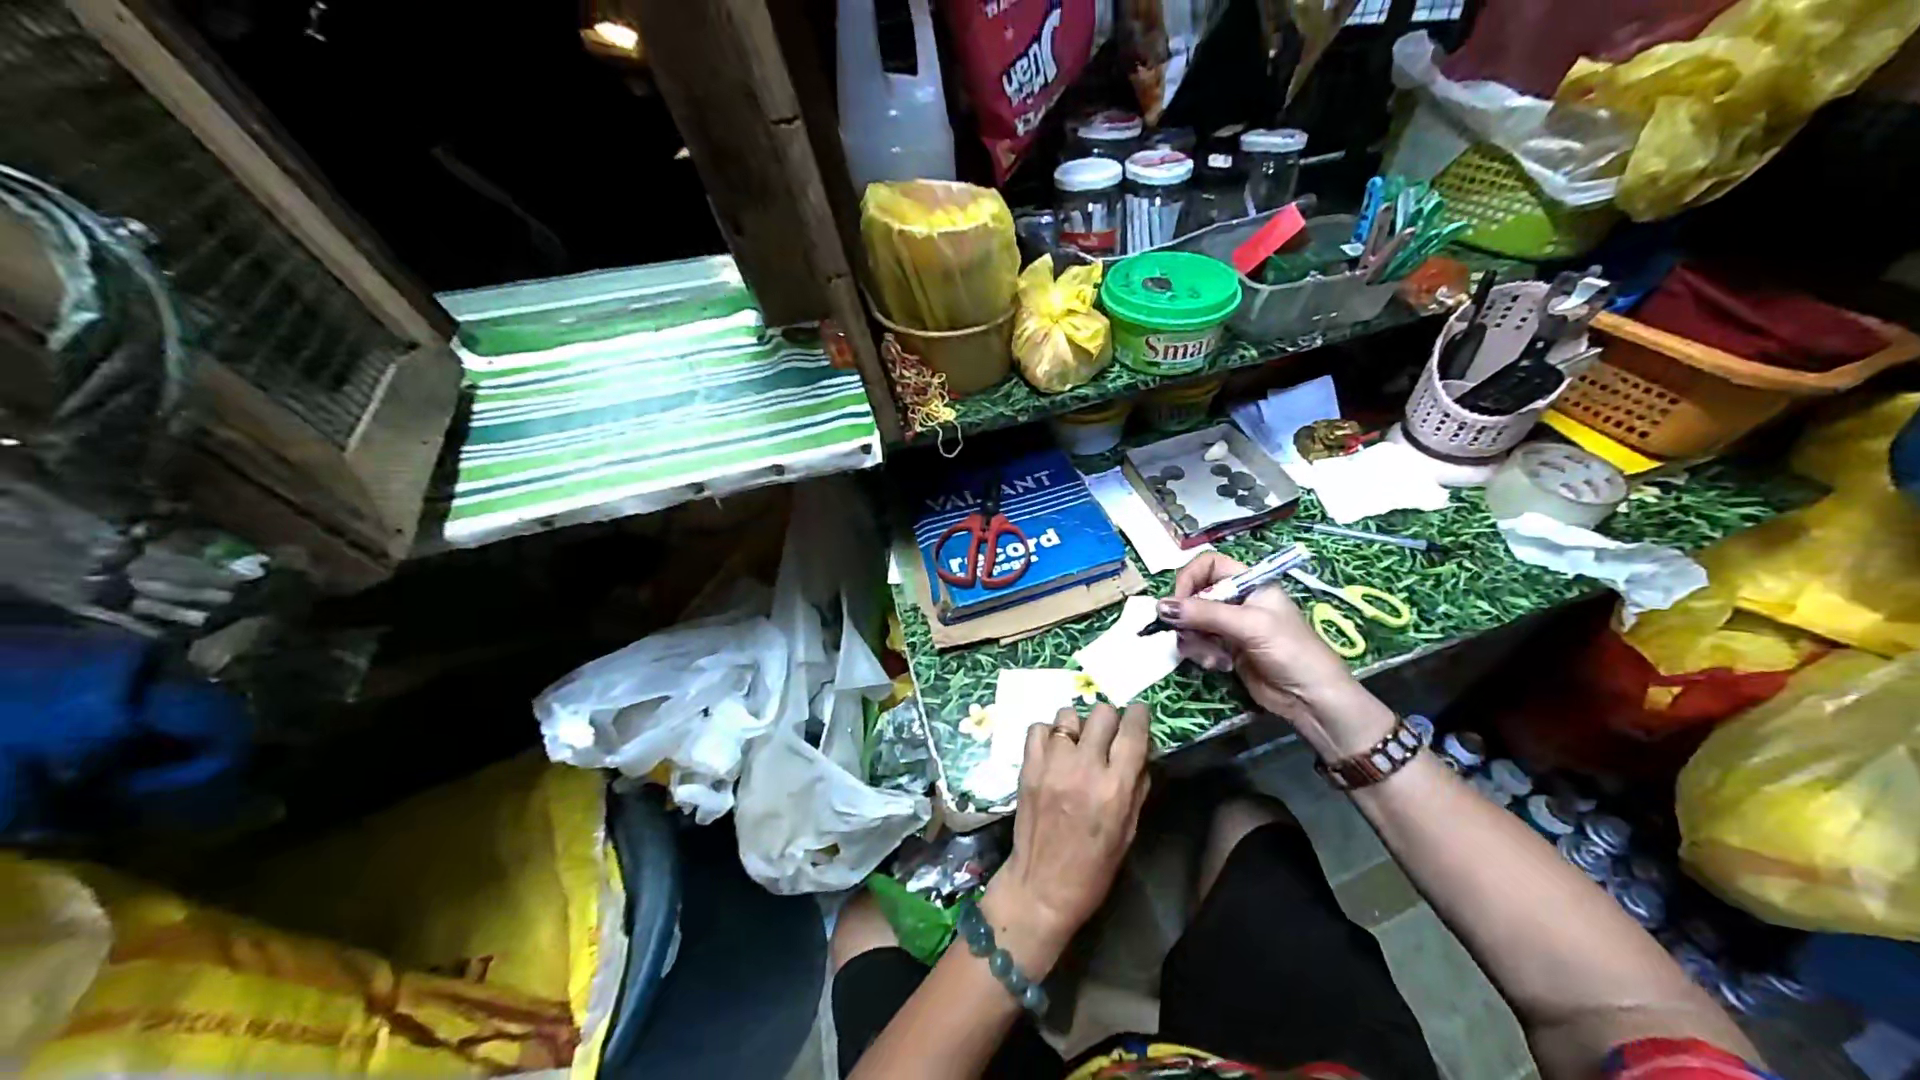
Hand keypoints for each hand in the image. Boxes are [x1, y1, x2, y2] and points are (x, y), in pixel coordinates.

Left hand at [980, 703, 1151, 973]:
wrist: (1041, 887)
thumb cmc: (1093, 868)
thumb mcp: (1128, 831)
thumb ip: (1136, 787)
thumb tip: (1142, 753)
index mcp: (1115, 789)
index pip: (1133, 732)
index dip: (1140, 716)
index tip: (1140, 713)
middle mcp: (1084, 768)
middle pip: (1102, 713)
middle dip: (1110, 720)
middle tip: (1108, 735)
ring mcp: (1052, 765)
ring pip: (1068, 715)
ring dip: (1078, 726)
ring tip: (1078, 744)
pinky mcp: (1028, 767)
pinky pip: (1039, 729)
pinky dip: (1049, 735)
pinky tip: (1055, 751)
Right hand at [1160, 553, 1395, 758]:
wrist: (1311, 699)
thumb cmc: (1290, 651)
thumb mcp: (1249, 625)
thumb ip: (1204, 613)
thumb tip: (1160, 606)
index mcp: (1250, 583)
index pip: (1208, 565)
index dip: (1189, 578)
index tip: (1178, 602)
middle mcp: (1237, 601)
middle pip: (1194, 595)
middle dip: (1188, 617)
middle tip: (1189, 635)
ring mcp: (1230, 626)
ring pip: (1191, 622)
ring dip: (1194, 641)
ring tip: (1213, 658)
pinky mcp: (1224, 650)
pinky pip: (1197, 644)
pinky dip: (1201, 654)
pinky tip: (1219, 666)